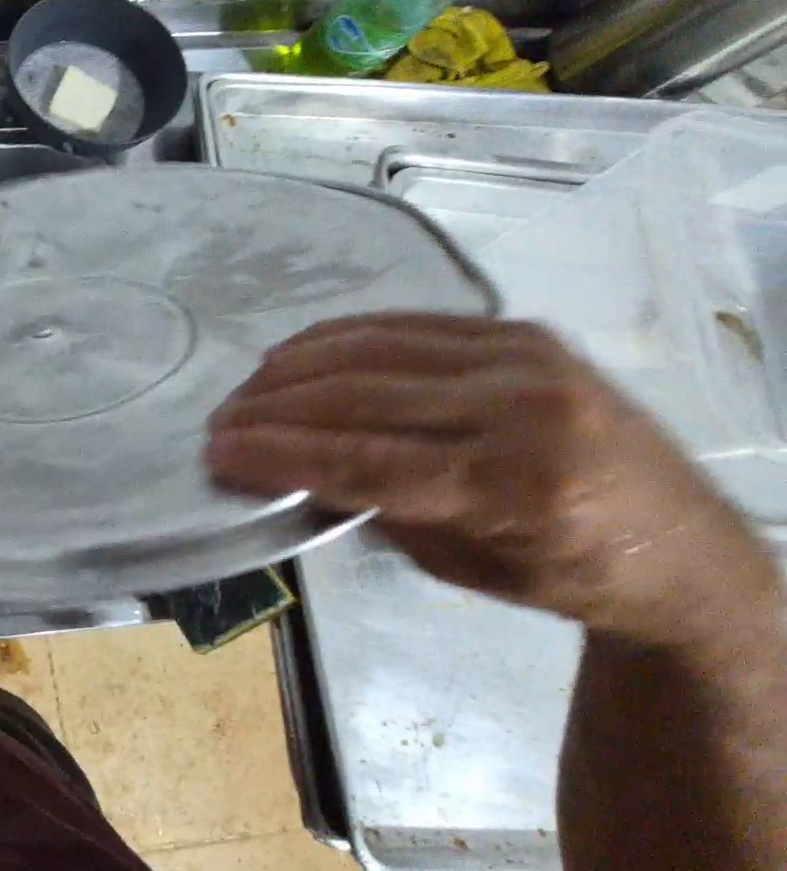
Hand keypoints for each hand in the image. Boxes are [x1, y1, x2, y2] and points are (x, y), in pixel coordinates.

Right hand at [206, 313, 780, 648]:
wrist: (681, 543)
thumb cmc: (562, 573)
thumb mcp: (458, 564)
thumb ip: (373, 506)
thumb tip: (283, 466)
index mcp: (520, 487)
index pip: (366, 461)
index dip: (279, 455)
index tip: (216, 453)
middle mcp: (526, 410)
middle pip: (359, 398)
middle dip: (271, 410)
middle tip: (218, 422)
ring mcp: (525, 358)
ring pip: (370, 351)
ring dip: (291, 370)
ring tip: (243, 391)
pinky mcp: (519, 330)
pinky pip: (400, 324)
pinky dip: (333, 339)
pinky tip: (291, 356)